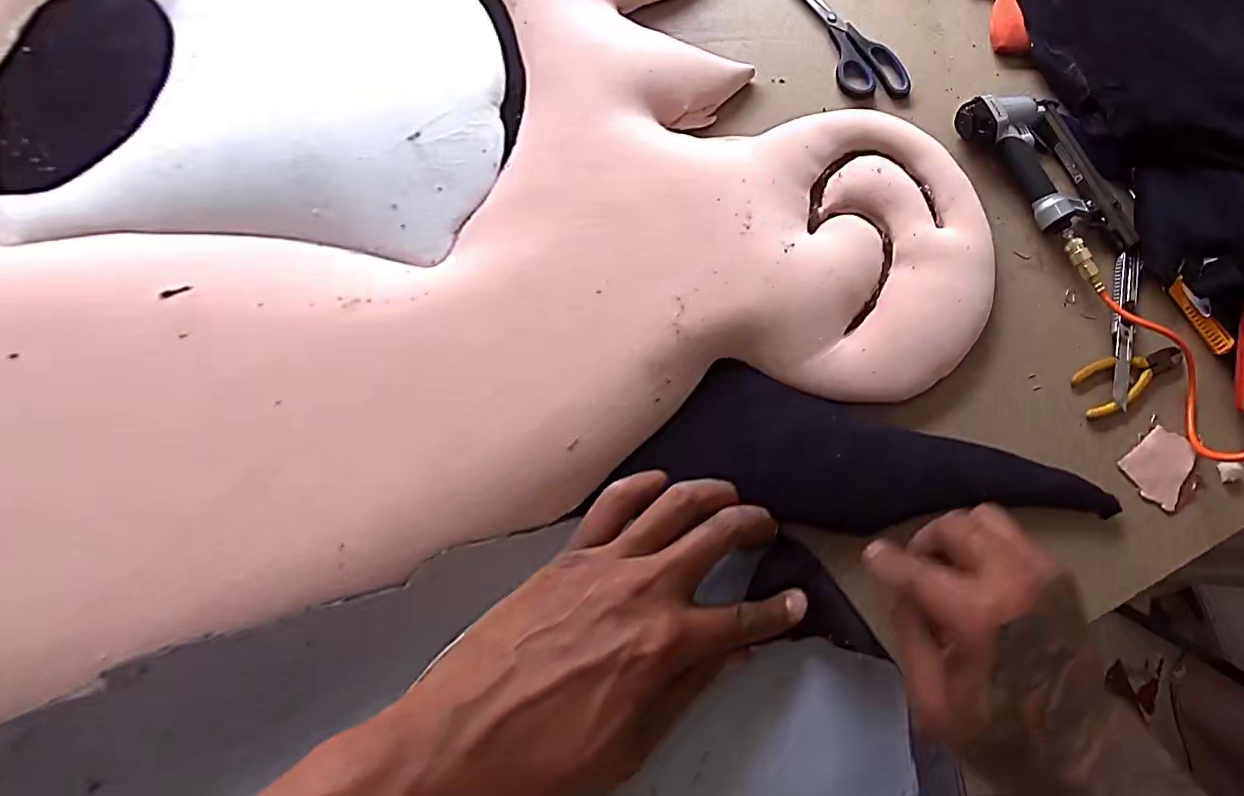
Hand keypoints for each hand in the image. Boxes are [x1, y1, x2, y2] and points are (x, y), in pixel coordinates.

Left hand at [265, 474, 806, 795]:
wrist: (440, 754)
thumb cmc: (540, 765)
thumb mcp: (628, 748)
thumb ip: (689, 690)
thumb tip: (736, 652)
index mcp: (667, 643)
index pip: (743, 619)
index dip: (779, 611)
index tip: (798, 602)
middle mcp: (648, 589)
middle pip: (720, 533)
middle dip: (755, 524)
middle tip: (766, 527)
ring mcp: (608, 564)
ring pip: (677, 502)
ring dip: (713, 492)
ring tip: (729, 496)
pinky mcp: (571, 556)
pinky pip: (615, 504)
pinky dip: (644, 485)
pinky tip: (661, 483)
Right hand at [864, 506, 1202, 794]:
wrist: (1079, 741)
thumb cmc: (1001, 732)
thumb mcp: (935, 702)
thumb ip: (911, 635)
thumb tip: (896, 589)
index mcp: (978, 614)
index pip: (920, 571)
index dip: (888, 561)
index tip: (873, 553)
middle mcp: (1012, 576)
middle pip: (956, 525)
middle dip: (926, 539)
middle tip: (915, 563)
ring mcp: (1041, 567)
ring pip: (986, 516)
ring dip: (959, 532)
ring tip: (947, 562)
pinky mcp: (1058, 569)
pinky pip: (1012, 533)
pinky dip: (987, 541)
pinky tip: (980, 572)